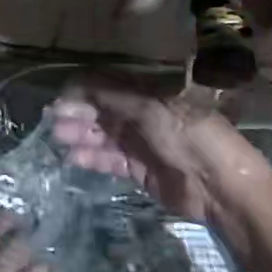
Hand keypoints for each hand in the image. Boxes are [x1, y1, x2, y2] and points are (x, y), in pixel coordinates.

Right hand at [50, 85, 267, 225]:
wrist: (219, 186)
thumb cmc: (190, 136)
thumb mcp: (152, 109)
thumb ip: (113, 97)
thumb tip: (74, 87)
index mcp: (150, 93)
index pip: (109, 86)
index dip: (83, 90)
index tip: (58, 99)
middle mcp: (143, 115)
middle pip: (103, 110)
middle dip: (77, 113)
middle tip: (51, 120)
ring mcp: (141, 143)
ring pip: (103, 135)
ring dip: (81, 135)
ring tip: (57, 138)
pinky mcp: (139, 170)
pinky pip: (110, 160)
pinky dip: (92, 158)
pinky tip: (73, 158)